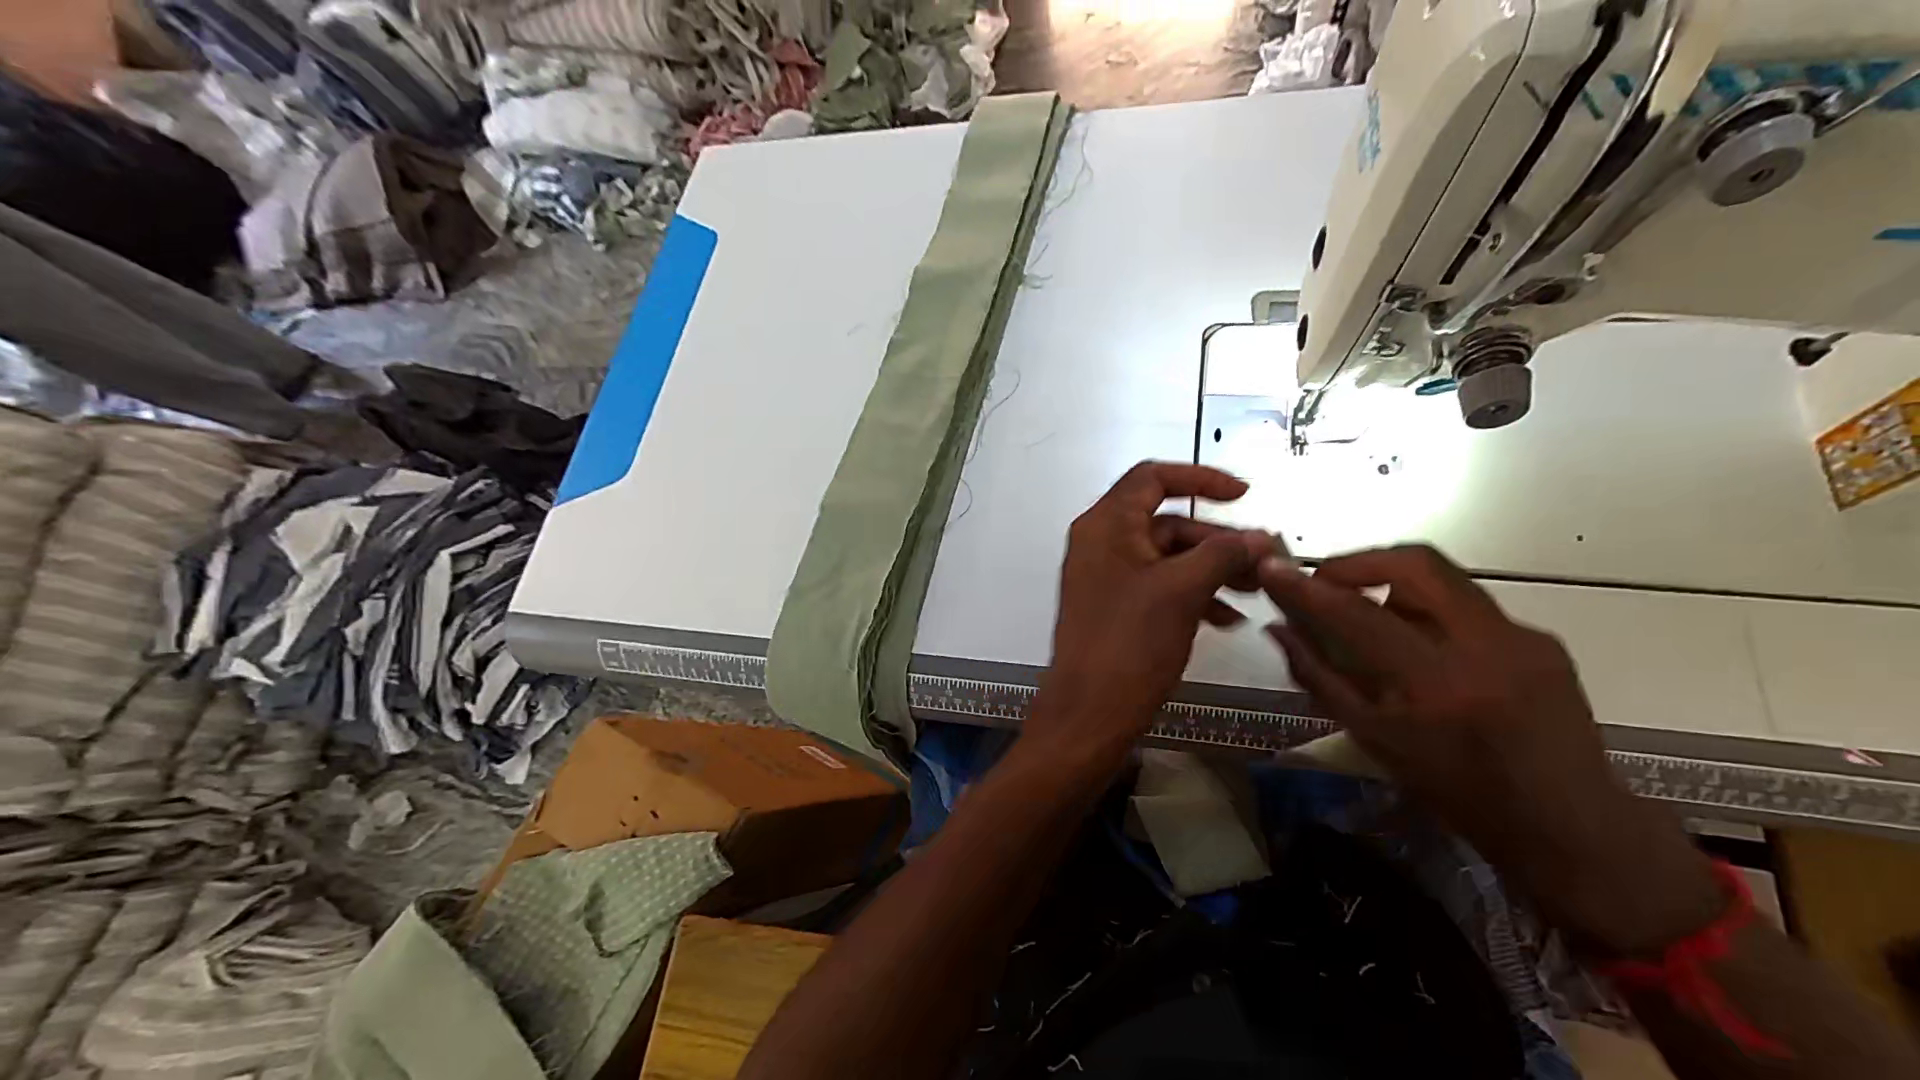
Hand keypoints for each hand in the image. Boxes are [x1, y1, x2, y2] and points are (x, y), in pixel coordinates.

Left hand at [1025, 462, 1269, 775]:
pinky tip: (1228, 619)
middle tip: (1264, 561)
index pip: (1152, 478)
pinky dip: (1194, 595)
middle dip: (1217, 540)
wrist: (1089, 714)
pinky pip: (1160, 587)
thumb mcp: (1181, 591)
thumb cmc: (1130, 644)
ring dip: (1212, 570)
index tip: (1244, 494)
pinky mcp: (1116, 609)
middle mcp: (1102, 543)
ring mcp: (1107, 578)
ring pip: (1168, 558)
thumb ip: (1222, 554)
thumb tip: (1260, 537)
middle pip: (1167, 522)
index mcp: (1106, 525)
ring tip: (1257, 593)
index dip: (1201, 478)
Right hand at [1259, 545, 1722, 955]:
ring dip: (1394, 585)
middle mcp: (1488, 646)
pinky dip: (1430, 613)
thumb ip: (1320, 676)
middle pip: (1416, 564)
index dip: (1308, 588)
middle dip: (1360, 562)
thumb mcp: (1374, 739)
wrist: (1570, 827)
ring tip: (1370, 616)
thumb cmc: (1457, 793)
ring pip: (1444, 579)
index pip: (1358, 615)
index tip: (1272, 568)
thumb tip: (1280, 628)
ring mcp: (1523, 637)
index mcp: (1439, 684)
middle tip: (1326, 581)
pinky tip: (1422, 647)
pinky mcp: (1543, 639)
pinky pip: (1469, 606)